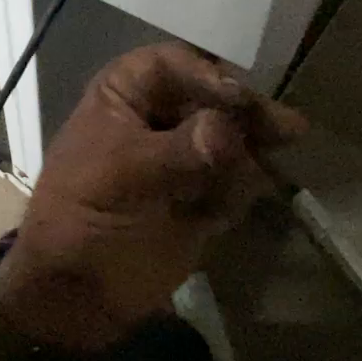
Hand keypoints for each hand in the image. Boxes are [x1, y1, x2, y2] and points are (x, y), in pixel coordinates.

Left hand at [0, 43, 306, 349]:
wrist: (73, 296)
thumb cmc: (82, 218)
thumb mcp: (124, 176)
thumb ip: (181, 150)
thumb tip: (227, 129)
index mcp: (125, 93)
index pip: (174, 63)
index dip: (208, 75)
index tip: (239, 100)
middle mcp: (159, 115)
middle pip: (215, 98)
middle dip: (246, 115)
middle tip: (288, 131)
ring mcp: (183, 157)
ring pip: (234, 140)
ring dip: (241, 162)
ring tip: (229, 192)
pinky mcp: (202, 198)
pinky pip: (237, 182)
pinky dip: (235, 196)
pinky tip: (215, 218)